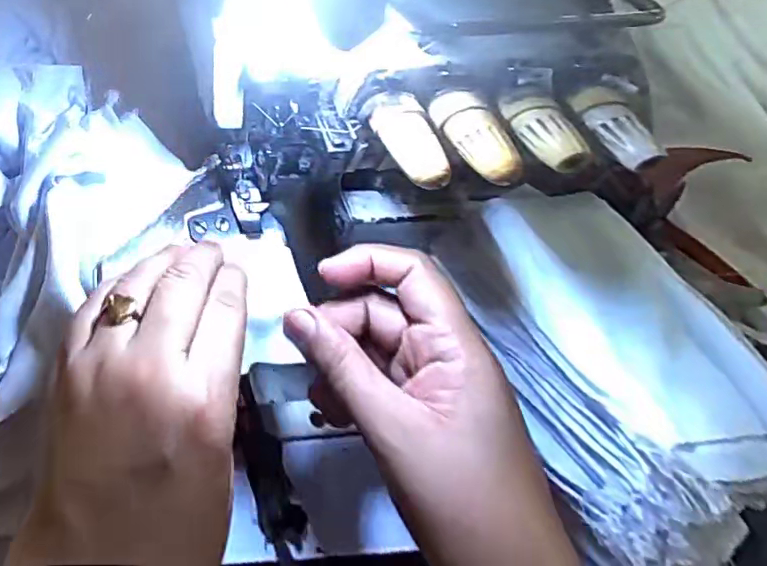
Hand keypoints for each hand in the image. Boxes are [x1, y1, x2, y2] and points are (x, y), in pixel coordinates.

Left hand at [8, 243, 247, 565]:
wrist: (88, 560)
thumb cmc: (173, 522)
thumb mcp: (221, 453)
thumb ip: (221, 382)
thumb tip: (218, 327)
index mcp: (201, 398)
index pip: (225, 308)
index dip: (234, 280)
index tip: (237, 271)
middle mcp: (152, 367)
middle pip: (184, 282)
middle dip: (205, 258)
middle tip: (214, 251)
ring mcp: (101, 362)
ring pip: (138, 282)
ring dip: (164, 258)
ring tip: (179, 251)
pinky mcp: (66, 366)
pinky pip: (95, 302)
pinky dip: (118, 282)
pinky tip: (133, 278)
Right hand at [284, 245, 579, 565]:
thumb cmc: (467, 504)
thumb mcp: (394, 428)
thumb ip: (343, 368)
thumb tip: (299, 318)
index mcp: (455, 344)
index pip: (412, 272)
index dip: (366, 262)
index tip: (322, 275)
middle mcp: (445, 354)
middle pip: (385, 311)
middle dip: (340, 324)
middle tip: (304, 347)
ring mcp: (434, 384)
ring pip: (376, 347)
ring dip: (340, 361)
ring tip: (316, 387)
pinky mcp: (423, 412)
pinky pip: (379, 381)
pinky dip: (351, 388)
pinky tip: (331, 408)